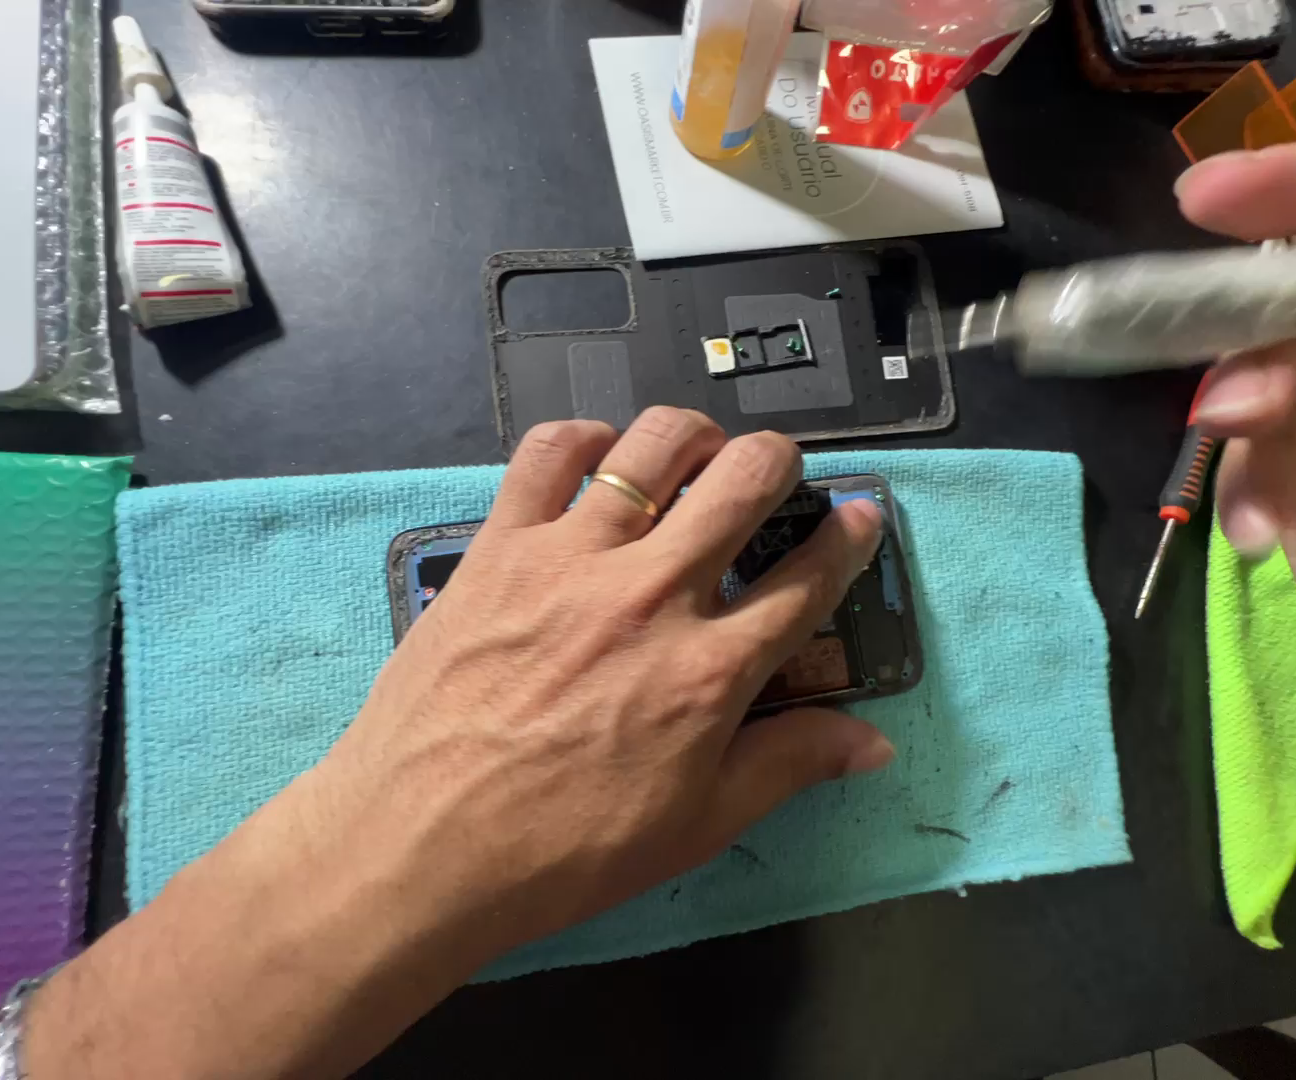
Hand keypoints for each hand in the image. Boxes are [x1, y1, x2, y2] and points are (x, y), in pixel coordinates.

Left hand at [318, 407, 894, 953]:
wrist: (418, 843)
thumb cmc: (568, 847)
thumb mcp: (698, 824)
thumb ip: (791, 765)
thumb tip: (877, 742)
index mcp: (710, 668)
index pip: (808, 580)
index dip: (850, 538)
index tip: (861, 514)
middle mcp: (653, 593)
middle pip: (744, 481)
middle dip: (779, 462)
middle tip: (775, 475)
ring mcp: (573, 558)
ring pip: (656, 445)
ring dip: (695, 435)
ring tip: (697, 454)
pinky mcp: (502, 544)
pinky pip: (550, 452)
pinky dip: (586, 437)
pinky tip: (599, 457)